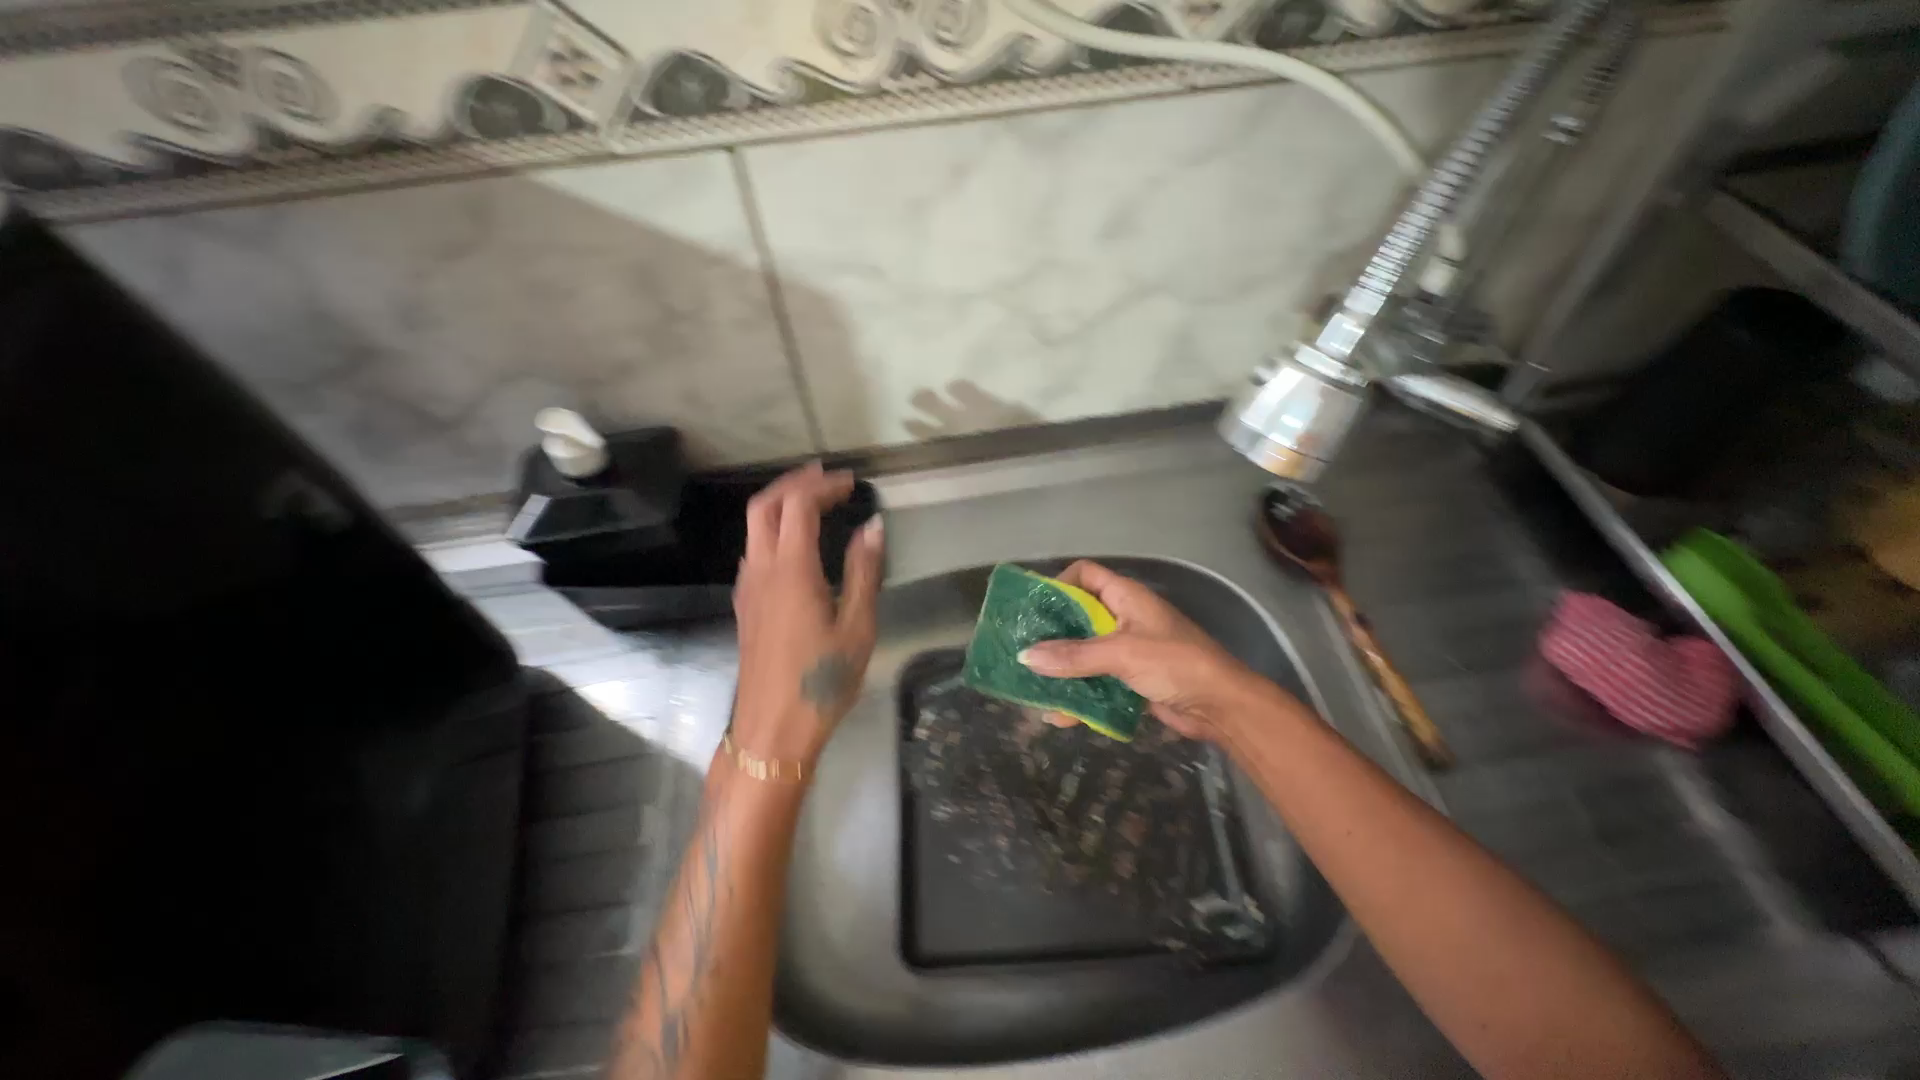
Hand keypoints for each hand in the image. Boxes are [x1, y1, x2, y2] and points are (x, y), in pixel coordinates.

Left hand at [730, 463, 884, 767]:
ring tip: (813, 503)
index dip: (823, 485)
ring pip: (754, 529)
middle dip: (793, 484)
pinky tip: (797, 548)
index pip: (799, 506)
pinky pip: (754, 553)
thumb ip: (863, 572)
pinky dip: (773, 532)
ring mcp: (748, 589)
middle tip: (825, 478)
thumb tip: (872, 527)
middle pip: (764, 507)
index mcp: (791, 569)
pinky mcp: (746, 607)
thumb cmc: (822, 682)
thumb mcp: (858, 628)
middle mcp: (762, 570)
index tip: (852, 482)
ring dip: (780, 506)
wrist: (771, 731)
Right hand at [1018, 560, 1288, 742]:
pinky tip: (1058, 716)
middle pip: (1078, 619)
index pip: (1085, 575)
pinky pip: (1097, 684)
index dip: (1058, 584)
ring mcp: (1129, 651)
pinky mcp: (1132, 681)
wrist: (1222, 706)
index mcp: (1126, 597)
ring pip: (1084, 655)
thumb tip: (1025, 657)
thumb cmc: (1175, 664)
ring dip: (1061, 672)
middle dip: (1050, 637)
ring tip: (1031, 690)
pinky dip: (1079, 698)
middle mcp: (1125, 619)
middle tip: (1019, 652)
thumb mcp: (1122, 654)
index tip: (1032, 609)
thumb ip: (1073, 656)